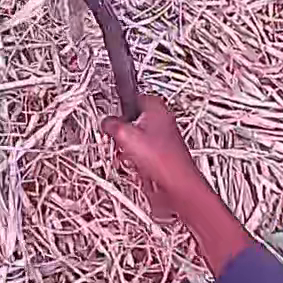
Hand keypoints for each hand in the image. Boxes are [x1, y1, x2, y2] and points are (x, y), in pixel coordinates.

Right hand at [100, 95, 212, 209]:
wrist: (177, 186)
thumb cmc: (161, 158)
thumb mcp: (125, 135)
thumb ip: (112, 124)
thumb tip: (106, 122)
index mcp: (158, 109)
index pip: (137, 97)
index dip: (123, 105)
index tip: (113, 113)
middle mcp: (163, 122)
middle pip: (135, 119)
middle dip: (123, 129)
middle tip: (116, 135)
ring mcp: (164, 140)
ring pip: (138, 137)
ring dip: (126, 145)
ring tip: (122, 152)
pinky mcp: (162, 157)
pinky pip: (142, 153)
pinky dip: (134, 158)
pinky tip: (130, 164)